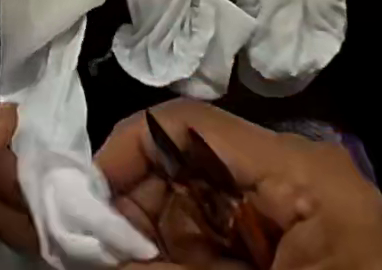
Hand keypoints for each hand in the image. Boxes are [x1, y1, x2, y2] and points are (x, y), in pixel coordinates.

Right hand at [95, 100, 381, 269]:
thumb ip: (178, 267)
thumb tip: (100, 252)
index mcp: (294, 169)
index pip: (195, 124)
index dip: (132, 145)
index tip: (87, 191)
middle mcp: (287, 175)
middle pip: (189, 161)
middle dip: (136, 195)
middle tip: (88, 236)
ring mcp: (286, 212)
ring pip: (195, 201)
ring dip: (149, 226)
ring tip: (104, 249)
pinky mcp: (282, 243)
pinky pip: (215, 233)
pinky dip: (177, 249)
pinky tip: (140, 259)